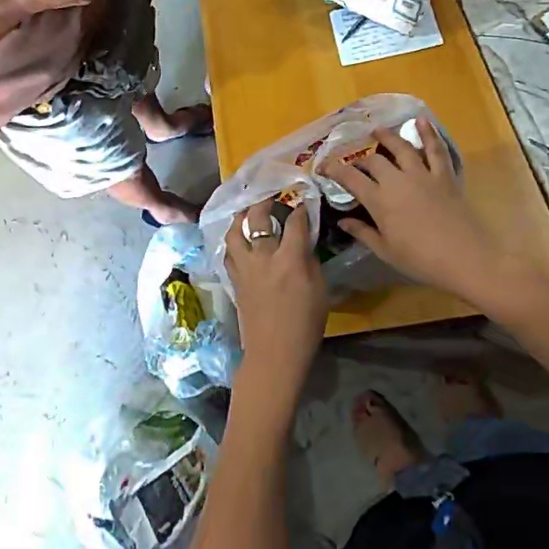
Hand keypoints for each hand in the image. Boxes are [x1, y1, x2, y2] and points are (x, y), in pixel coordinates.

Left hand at [224, 200, 326, 406]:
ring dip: (240, 217)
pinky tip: (238, 239)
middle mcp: (263, 257)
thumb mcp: (319, 291)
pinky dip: (233, 240)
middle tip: (270, 197)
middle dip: (264, 202)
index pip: (295, 223)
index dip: (300, 209)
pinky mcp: (234, 279)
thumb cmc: (305, 325)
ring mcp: (244, 267)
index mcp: (289, 260)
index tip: (303, 201)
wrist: (273, 352)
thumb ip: (309, 261)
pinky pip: (229, 251)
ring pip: (235, 232)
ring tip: (246, 212)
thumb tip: (302, 243)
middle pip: (258, 219)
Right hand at [318, 124, 521, 305]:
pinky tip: (421, 121)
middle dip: (360, 159)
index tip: (323, 167)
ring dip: (387, 137)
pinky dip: (429, 134)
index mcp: (379, 200)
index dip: (333, 170)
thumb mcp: (385, 250)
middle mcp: (397, 181)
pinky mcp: (445, 176)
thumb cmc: (421, 260)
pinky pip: (436, 150)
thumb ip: (362, 232)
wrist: (467, 259)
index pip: (349, 178)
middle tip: (354, 163)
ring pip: (401, 148)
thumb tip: (343, 220)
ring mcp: (423, 175)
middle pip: (373, 161)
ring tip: (378, 131)